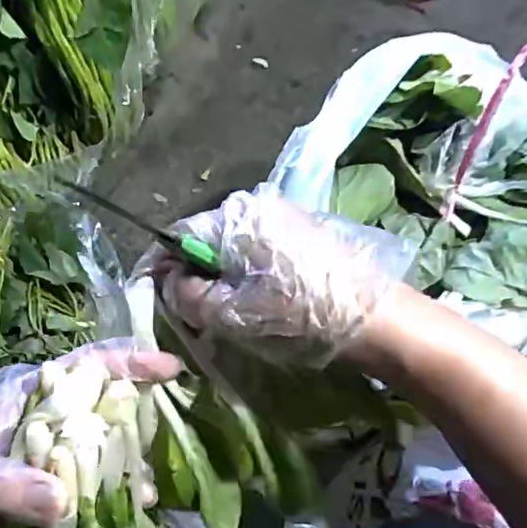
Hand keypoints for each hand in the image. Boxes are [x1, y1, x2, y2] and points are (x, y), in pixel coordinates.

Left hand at [0, 340, 182, 527]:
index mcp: (32, 393)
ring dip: (131, 461)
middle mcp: (54, 416)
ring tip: (144, 489)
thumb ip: (7, 487)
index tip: (169, 367)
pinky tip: (131, 506)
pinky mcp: (66, 480)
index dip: (129, 361)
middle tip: (162, 441)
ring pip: (110, 441)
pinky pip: (102, 477)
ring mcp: (62, 448)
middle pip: (109, 401)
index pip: (86, 365)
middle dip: (139, 417)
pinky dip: (118, 490)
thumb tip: (61, 501)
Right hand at [151, 191, 411, 365]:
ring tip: (217, 313)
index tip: (150, 294)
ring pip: (228, 248)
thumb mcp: (228, 313)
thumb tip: (168, 282)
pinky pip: (254, 252)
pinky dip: (241, 276)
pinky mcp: (302, 234)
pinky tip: (249, 303)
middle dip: (188, 274)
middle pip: (202, 240)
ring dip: (216, 278)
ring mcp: (283, 218)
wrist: (375, 322)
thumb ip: (185, 294)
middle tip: (186, 312)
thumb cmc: (295, 317)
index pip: (176, 234)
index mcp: (234, 217)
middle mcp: (256, 205)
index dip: (159, 266)